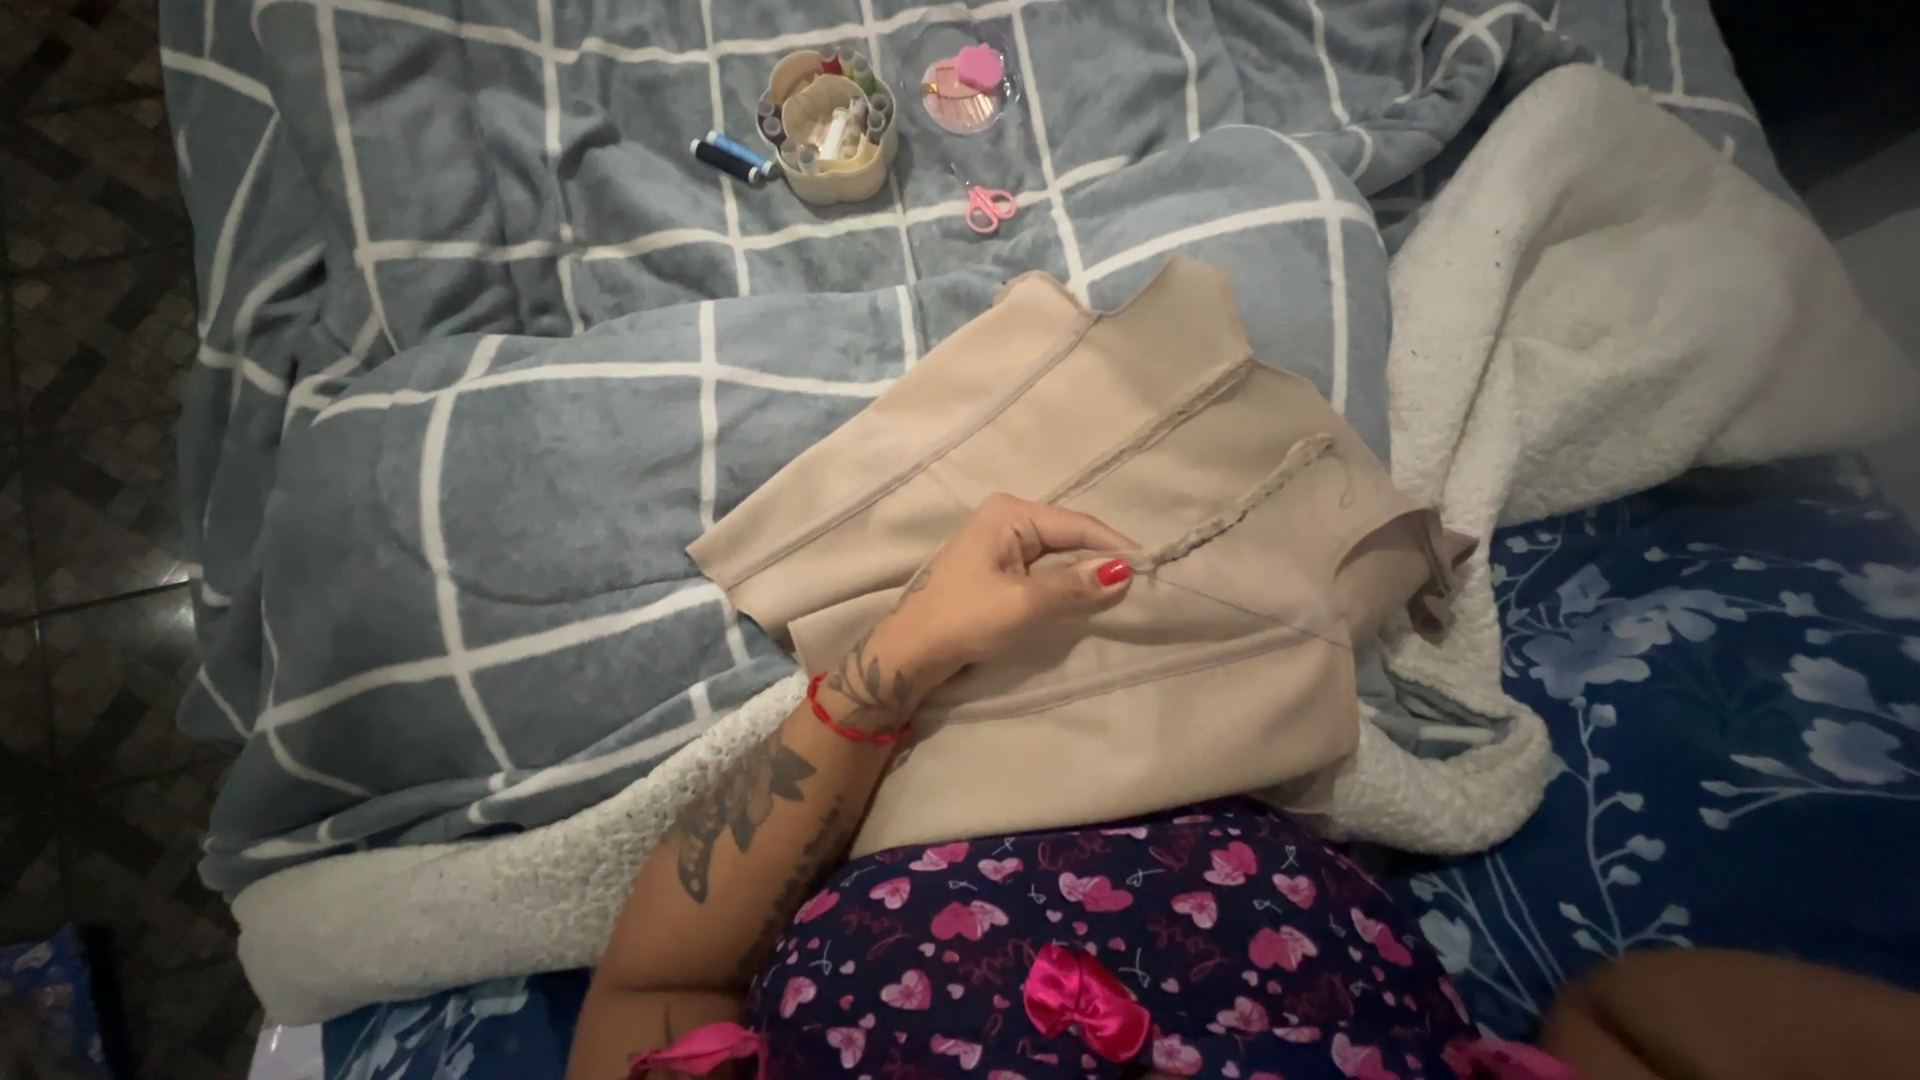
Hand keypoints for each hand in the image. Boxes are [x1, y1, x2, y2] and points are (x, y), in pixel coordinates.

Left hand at [821, 495, 1135, 728]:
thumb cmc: (965, 619)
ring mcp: (1000, 541)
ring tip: (1120, 590)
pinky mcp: (998, 566)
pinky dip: (1065, 582)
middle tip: (1140, 583)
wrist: (912, 650)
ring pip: (1058, 553)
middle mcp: (1006, 517)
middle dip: (1101, 558)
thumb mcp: (1024, 604)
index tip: (1152, 567)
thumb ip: (1073, 586)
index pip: (1076, 524)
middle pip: (1069, 535)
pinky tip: (1084, 596)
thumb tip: (1124, 572)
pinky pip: (1044, 568)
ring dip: (1084, 572)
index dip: (1114, 546)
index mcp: (1009, 513)